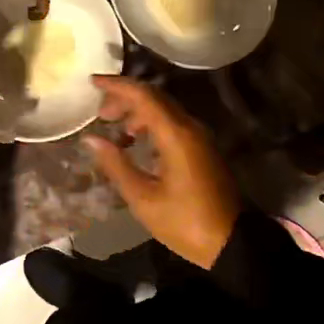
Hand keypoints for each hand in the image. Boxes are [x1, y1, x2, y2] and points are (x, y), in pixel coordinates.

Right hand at [82, 76, 238, 269]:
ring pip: (166, 109)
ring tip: (115, 128)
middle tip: (101, 113)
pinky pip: (174, 123)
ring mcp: (200, 137)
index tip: (93, 82)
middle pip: (156, 97)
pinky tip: (136, 140)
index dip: (117, 86)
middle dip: (126, 98)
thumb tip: (91, 139)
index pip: (144, 96)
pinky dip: (152, 123)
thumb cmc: (184, 222)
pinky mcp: (203, 148)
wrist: (231, 241)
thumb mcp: (143, 198)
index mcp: (177, 135)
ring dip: (139, 111)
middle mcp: (190, 127)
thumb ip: (116, 164)